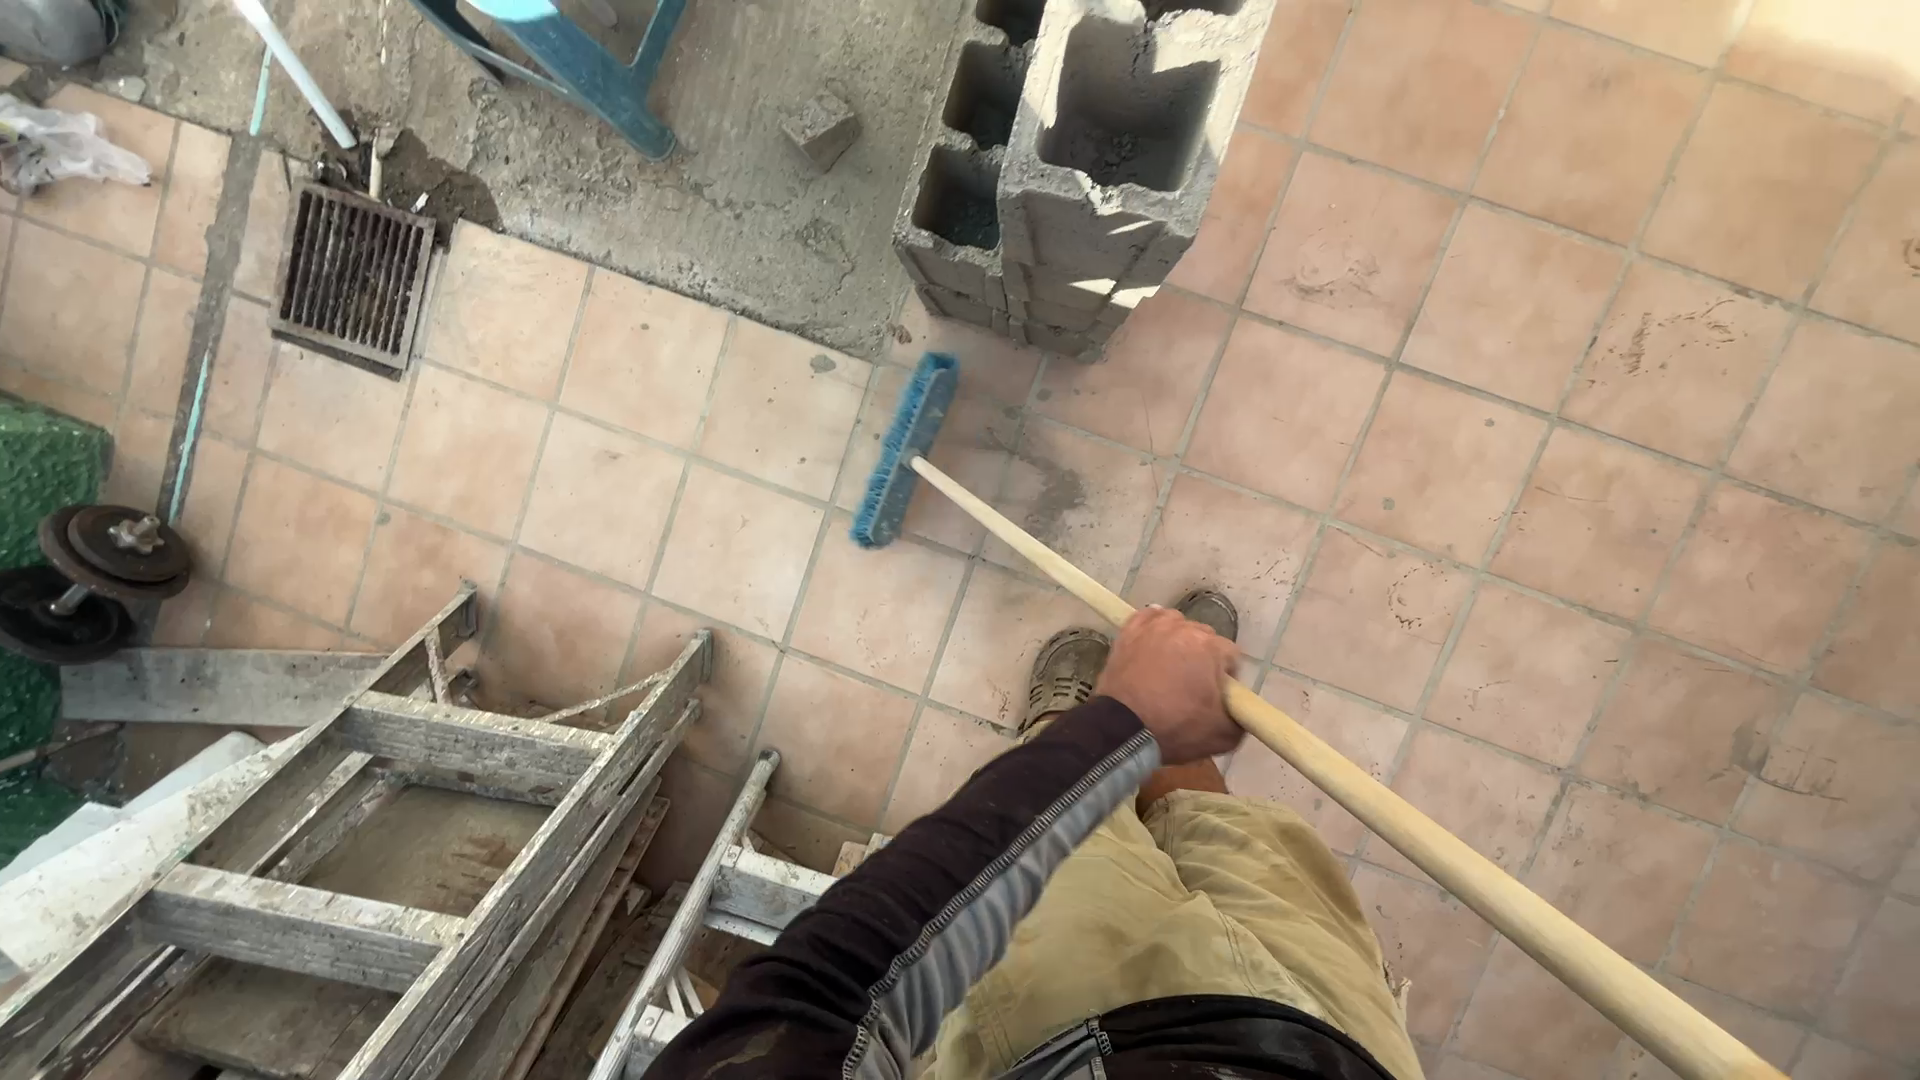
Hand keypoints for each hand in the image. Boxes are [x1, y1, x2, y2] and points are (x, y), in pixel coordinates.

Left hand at [1094, 606, 1240, 763]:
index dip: (1227, 676)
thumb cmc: (1176, 728)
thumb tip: (1238, 707)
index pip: (1231, 655)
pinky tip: (1152, 641)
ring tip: (1170, 666)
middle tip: (1191, 684)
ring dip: (1178, 641)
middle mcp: (1182, 628)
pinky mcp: (1128, 632)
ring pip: (1176, 624)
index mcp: (1210, 647)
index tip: (1216, 694)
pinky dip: (1152, 628)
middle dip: (1203, 657)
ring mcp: (1152, 627)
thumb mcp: (1224, 735)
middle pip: (1204, 637)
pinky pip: (1147, 618)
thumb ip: (1241, 715)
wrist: (1123, 730)